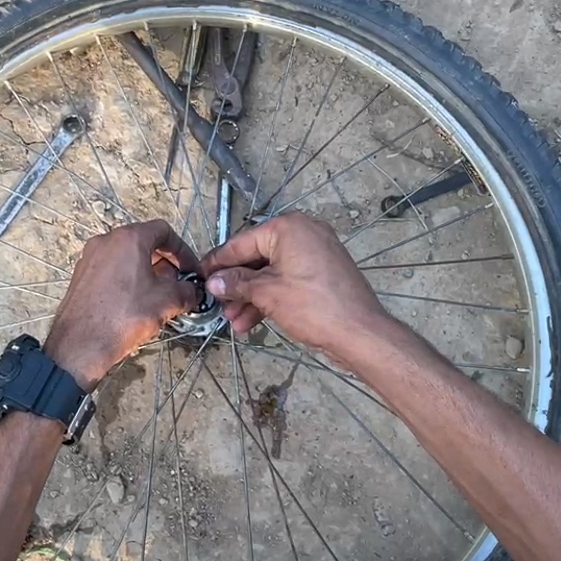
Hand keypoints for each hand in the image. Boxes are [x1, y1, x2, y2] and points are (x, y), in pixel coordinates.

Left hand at [45, 220, 201, 388]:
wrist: (80, 345)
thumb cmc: (121, 317)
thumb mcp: (167, 301)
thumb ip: (187, 291)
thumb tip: (192, 292)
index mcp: (128, 239)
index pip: (163, 231)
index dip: (182, 250)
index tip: (190, 268)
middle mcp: (106, 242)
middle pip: (144, 242)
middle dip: (165, 262)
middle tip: (177, 283)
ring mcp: (90, 258)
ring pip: (127, 257)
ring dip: (147, 272)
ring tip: (158, 297)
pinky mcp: (81, 276)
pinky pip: (111, 270)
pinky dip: (128, 279)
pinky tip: (136, 303)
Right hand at [199, 212, 391, 356]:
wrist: (360, 333)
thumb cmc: (314, 306)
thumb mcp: (266, 293)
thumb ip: (236, 283)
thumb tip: (213, 281)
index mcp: (288, 227)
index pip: (242, 242)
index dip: (218, 261)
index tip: (201, 274)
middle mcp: (303, 232)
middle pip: (256, 257)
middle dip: (236, 284)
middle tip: (217, 303)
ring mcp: (315, 252)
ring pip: (271, 272)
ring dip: (251, 296)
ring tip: (234, 319)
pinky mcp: (322, 272)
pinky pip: (287, 279)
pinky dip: (270, 297)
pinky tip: (252, 321)